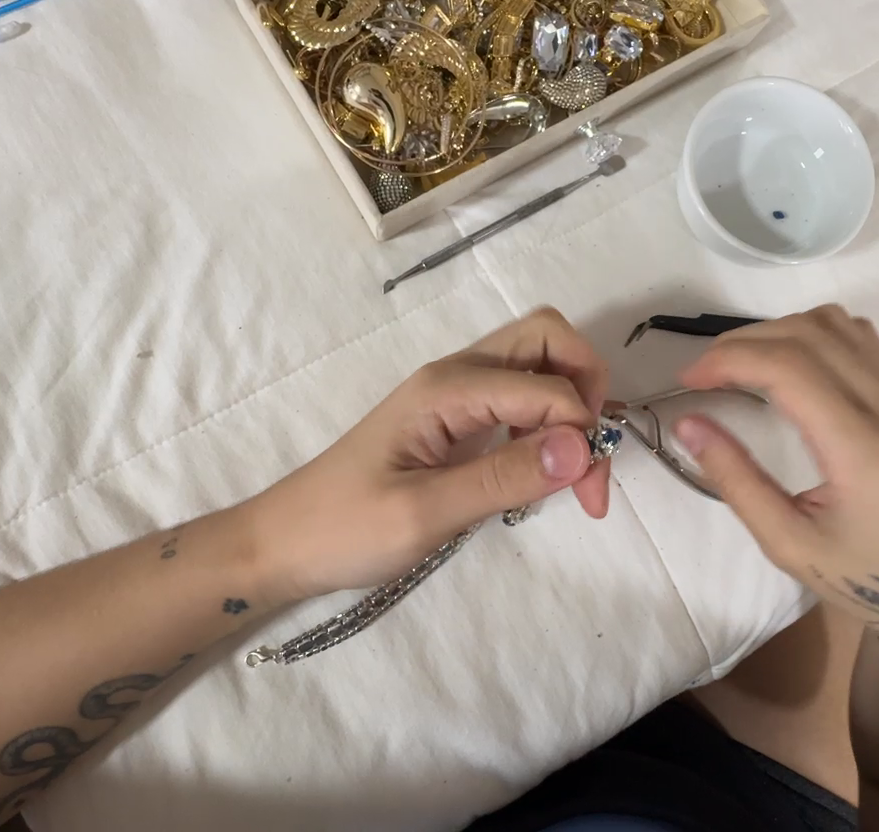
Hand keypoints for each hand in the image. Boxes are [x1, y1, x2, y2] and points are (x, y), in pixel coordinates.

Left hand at [240, 308, 611, 603]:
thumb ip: (503, 477)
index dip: (582, 430)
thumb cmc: (345, 529)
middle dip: (587, 384)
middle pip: (545, 337)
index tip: (590, 492)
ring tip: (578, 467)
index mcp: (447, 388)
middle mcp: (457, 375)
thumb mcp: (424, 514)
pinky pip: (520, 395)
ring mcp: (457, 393)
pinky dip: (550, 419)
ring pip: (536, 361)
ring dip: (572, 400)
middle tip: (592, 455)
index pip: (545, 384)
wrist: (286, 541)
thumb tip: (582, 446)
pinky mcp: (458, 418)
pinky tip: (547, 465)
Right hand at [673, 308, 878, 656]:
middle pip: (805, 334)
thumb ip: (735, 479)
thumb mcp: (787, 544)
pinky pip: (858, 335)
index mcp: (861, 449)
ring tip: (741, 364)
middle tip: (705, 372)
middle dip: (741, 342)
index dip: (729, 359)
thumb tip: (688, 422)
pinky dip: (812, 332)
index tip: (689, 379)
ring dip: (776, 331)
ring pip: (833, 323)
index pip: (788, 367)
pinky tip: (789, 362)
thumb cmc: (864, 577)